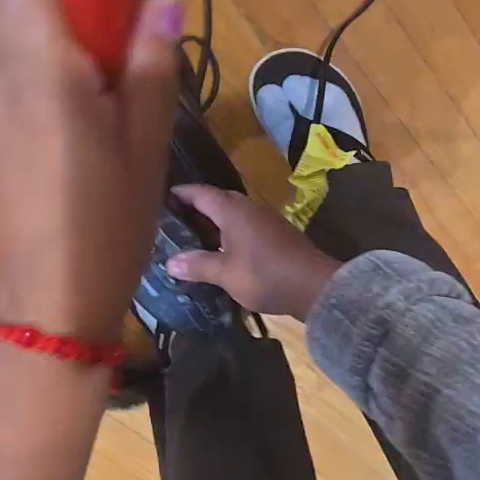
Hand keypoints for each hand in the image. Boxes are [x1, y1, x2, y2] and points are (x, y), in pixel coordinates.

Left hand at [0, 0, 181, 479]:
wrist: (30, 319)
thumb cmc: (101, 231)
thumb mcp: (143, 150)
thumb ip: (149, 67)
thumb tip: (159, 2)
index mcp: (34, 66)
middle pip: (17, 3)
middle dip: (72, 12)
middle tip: (122, 67)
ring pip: (10, 48)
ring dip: (55, 56)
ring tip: (102, 119)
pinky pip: (2, 92)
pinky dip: (35, 93)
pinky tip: (68, 151)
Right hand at [166, 185, 344, 319]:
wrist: (314, 286)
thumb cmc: (265, 275)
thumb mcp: (226, 274)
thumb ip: (198, 265)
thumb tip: (170, 262)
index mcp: (233, 211)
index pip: (201, 193)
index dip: (182, 193)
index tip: (164, 196)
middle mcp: (250, 209)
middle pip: (219, 200)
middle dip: (198, 206)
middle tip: (177, 218)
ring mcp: (267, 220)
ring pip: (235, 213)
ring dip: (216, 220)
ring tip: (196, 234)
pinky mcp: (278, 235)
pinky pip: (247, 226)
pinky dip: (231, 232)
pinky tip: (225, 249)